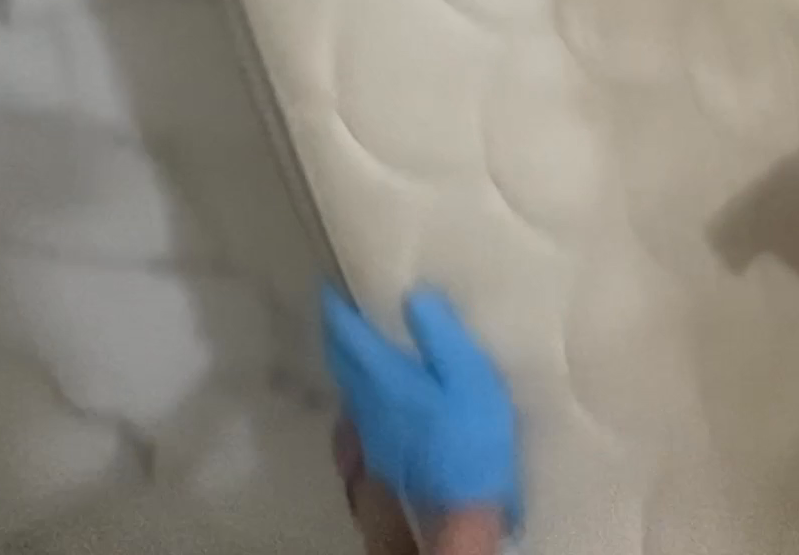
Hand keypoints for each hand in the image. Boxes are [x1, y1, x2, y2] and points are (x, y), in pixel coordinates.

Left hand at [321, 285, 522, 531]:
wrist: (462, 511)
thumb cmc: (470, 435)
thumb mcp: (469, 375)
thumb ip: (441, 335)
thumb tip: (415, 296)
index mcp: (385, 378)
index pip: (349, 337)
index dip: (336, 310)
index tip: (327, 286)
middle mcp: (366, 404)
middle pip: (341, 363)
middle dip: (337, 334)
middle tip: (337, 310)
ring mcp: (369, 437)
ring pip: (347, 390)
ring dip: (345, 363)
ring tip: (353, 347)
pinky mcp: (379, 460)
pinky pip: (355, 416)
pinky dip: (354, 395)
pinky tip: (363, 402)